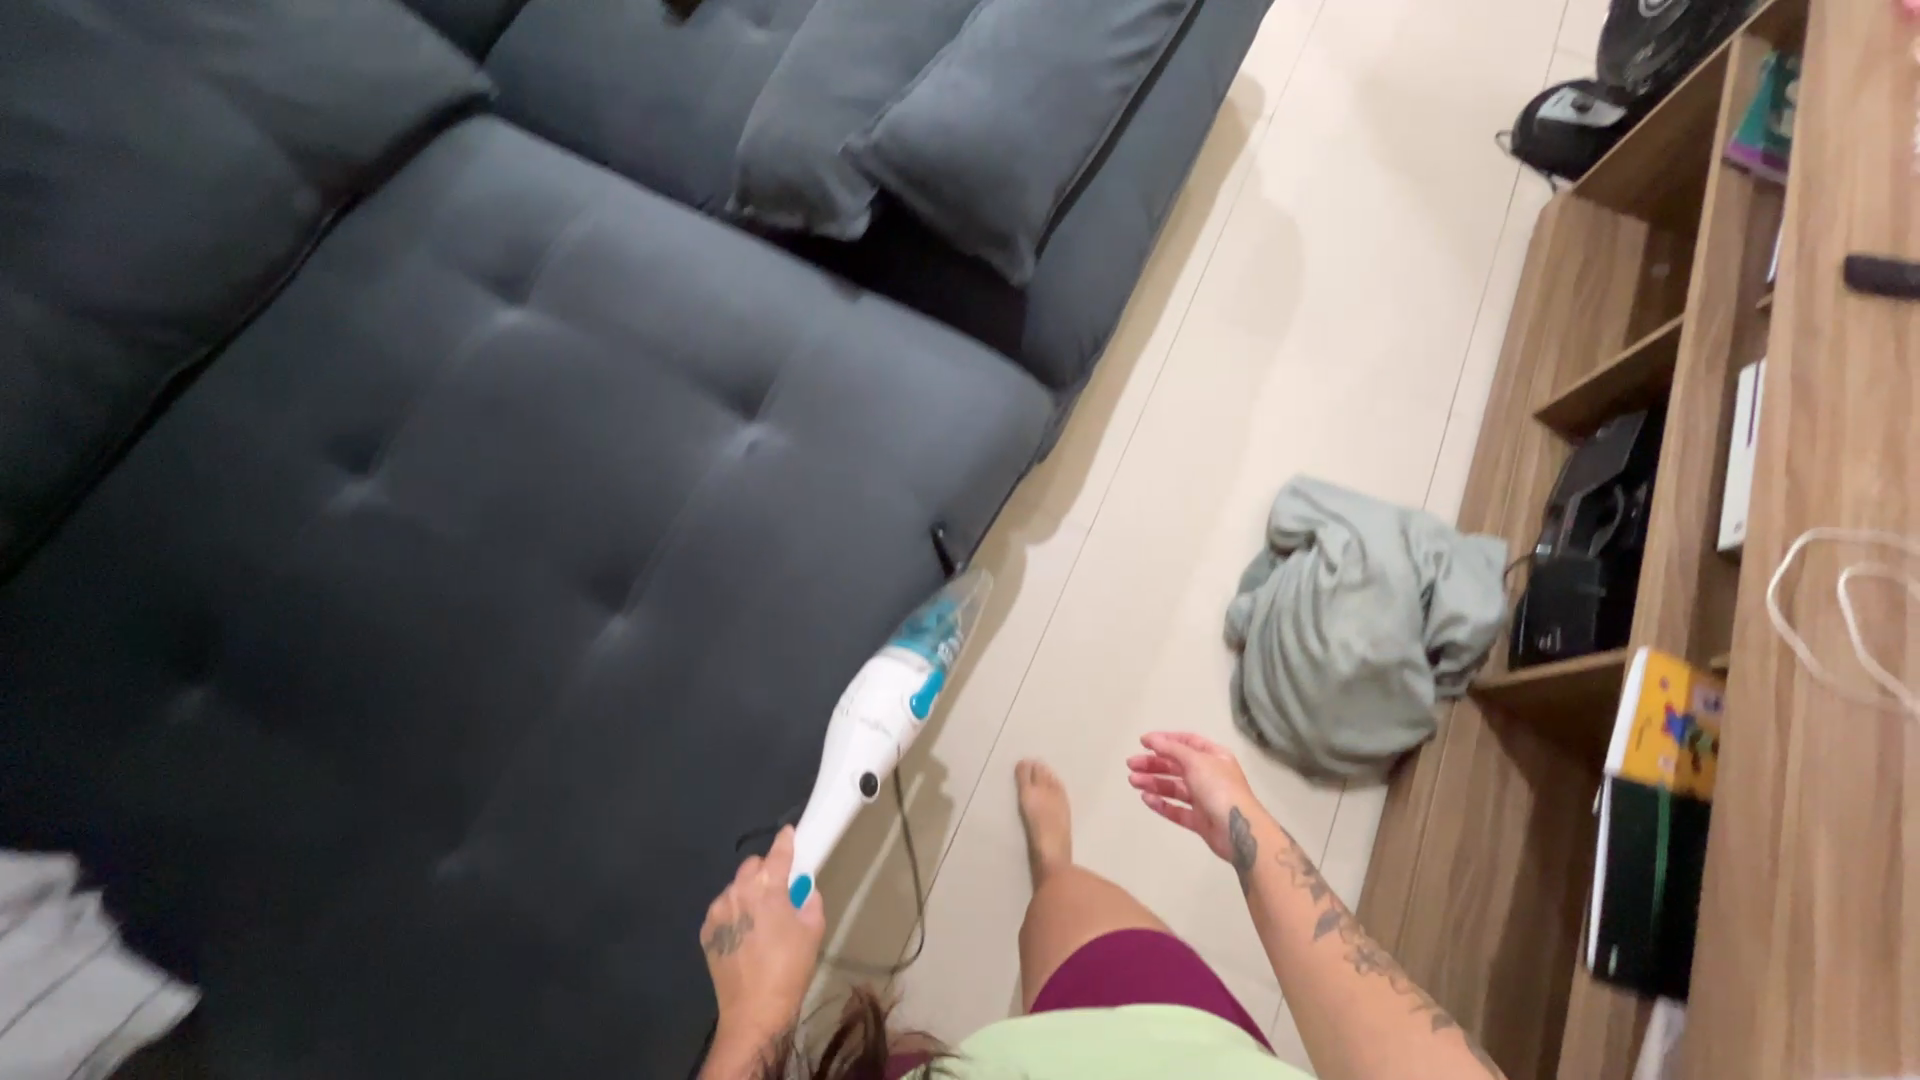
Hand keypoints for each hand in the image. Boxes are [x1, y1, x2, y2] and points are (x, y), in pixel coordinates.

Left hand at [701, 826, 825, 1052]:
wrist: (754, 1011)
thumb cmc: (789, 969)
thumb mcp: (813, 930)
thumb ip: (811, 900)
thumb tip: (804, 891)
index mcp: (767, 888)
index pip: (778, 854)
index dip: (785, 840)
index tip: (789, 832)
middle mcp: (738, 892)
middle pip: (752, 866)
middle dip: (765, 870)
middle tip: (779, 888)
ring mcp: (718, 912)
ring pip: (734, 887)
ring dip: (747, 891)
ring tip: (759, 915)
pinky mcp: (706, 931)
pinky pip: (722, 909)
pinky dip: (733, 912)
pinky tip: (744, 932)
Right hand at [1127, 732, 1263, 864]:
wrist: (1238, 829)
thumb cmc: (1219, 787)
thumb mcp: (1195, 761)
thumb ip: (1171, 749)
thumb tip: (1151, 739)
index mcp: (1214, 757)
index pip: (1187, 742)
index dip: (1165, 740)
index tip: (1143, 743)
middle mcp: (1209, 775)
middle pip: (1177, 765)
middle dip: (1153, 764)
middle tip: (1131, 764)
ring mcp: (1204, 799)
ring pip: (1174, 788)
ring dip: (1153, 783)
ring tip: (1133, 781)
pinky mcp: (1199, 820)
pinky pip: (1177, 809)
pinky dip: (1161, 804)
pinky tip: (1146, 799)